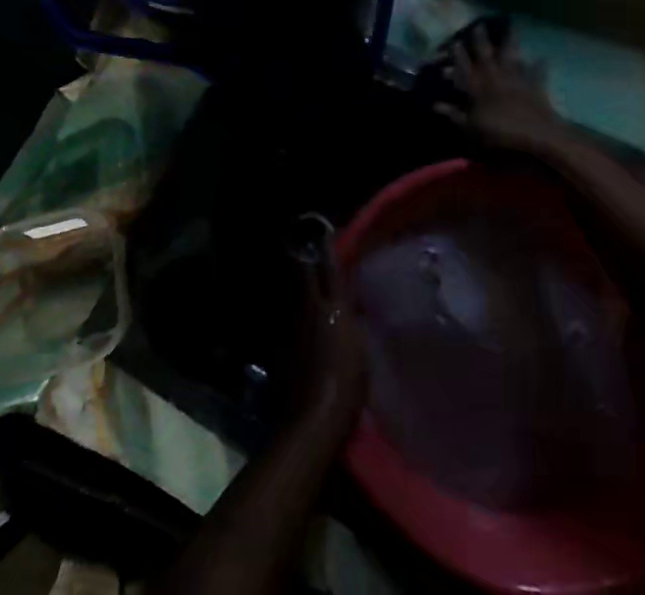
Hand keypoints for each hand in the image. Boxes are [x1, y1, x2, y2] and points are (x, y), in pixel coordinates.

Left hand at [290, 219, 366, 424]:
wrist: (315, 413)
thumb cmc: (349, 381)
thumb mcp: (361, 347)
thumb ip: (352, 321)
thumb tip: (350, 306)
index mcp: (333, 308)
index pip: (331, 270)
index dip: (327, 250)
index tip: (324, 231)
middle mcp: (309, 309)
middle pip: (304, 276)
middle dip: (304, 260)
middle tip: (306, 248)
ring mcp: (293, 326)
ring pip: (296, 295)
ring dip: (300, 285)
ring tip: (305, 277)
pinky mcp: (283, 344)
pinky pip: (292, 317)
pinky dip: (297, 311)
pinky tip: (300, 317)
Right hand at [438, 22, 570, 155]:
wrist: (536, 136)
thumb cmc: (498, 134)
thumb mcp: (470, 128)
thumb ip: (454, 114)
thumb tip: (435, 105)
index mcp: (477, 87)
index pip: (464, 66)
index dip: (458, 54)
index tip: (454, 42)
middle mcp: (495, 77)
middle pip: (486, 54)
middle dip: (481, 39)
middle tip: (479, 25)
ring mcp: (516, 79)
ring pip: (511, 56)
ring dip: (510, 42)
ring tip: (511, 27)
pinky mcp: (536, 86)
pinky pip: (537, 72)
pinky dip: (539, 65)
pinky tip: (542, 57)